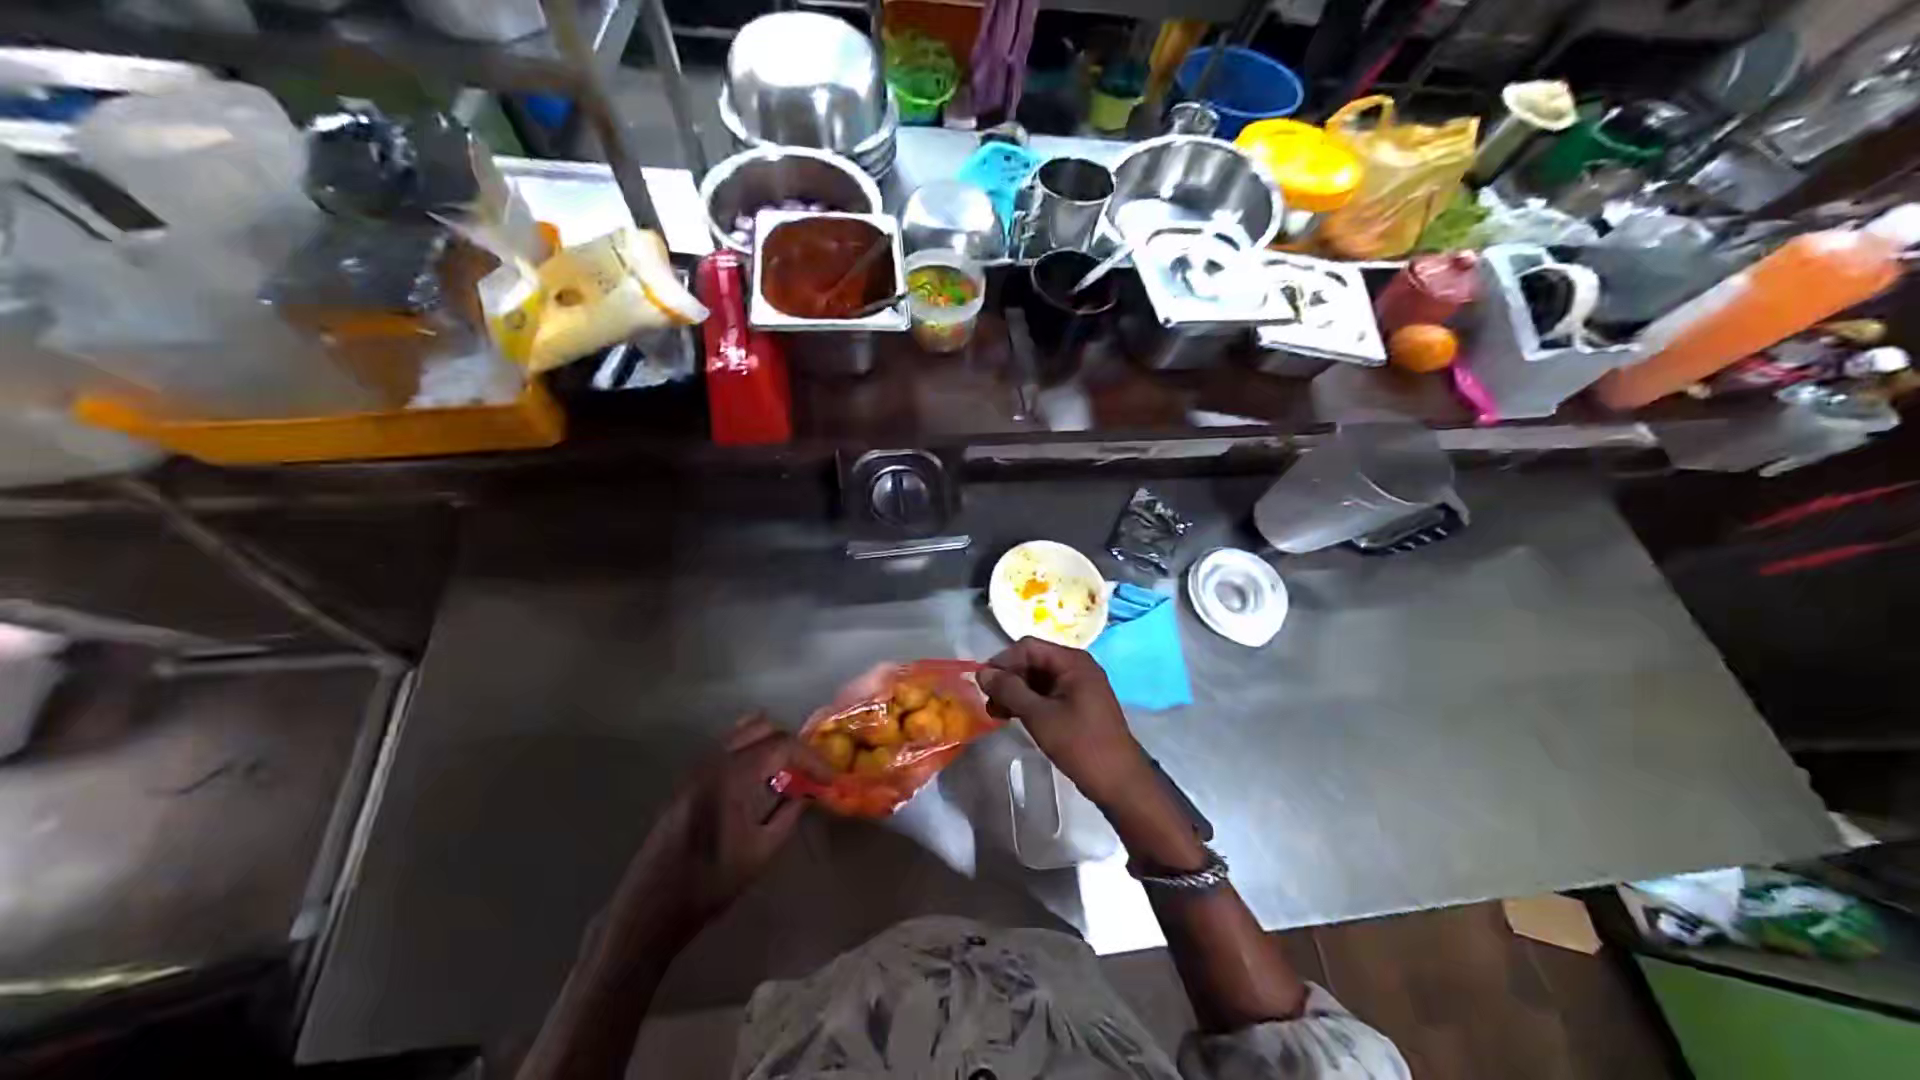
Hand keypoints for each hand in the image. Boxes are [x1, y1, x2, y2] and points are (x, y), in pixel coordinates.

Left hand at [613, 714, 824, 932]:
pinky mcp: (689, 778)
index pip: (781, 745)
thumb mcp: (761, 851)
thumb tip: (809, 792)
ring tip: (787, 776)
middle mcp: (711, 761)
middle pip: (761, 727)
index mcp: (731, 776)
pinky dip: (750, 753)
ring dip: (769, 746)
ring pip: (741, 733)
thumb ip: (789, 813)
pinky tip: (760, 784)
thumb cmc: (710, 883)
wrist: (653, 905)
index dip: (811, 758)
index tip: (828, 779)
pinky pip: (727, 748)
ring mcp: (696, 767)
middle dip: (791, 745)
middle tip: (808, 772)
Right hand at [978, 637, 1149, 807]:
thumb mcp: (1039, 715)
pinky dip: (1029, 702)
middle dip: (1008, 679)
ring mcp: (1080, 686)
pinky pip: (1048, 694)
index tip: (983, 685)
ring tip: (996, 714)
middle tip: (988, 703)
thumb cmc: (1079, 743)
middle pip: (1033, 661)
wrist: (1119, 780)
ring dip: (1016, 692)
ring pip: (1038, 679)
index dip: (1002, 661)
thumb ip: (1009, 690)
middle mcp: (1077, 667)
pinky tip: (1014, 717)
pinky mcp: (1079, 704)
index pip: (1028, 647)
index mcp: (1072, 662)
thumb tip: (983, 672)